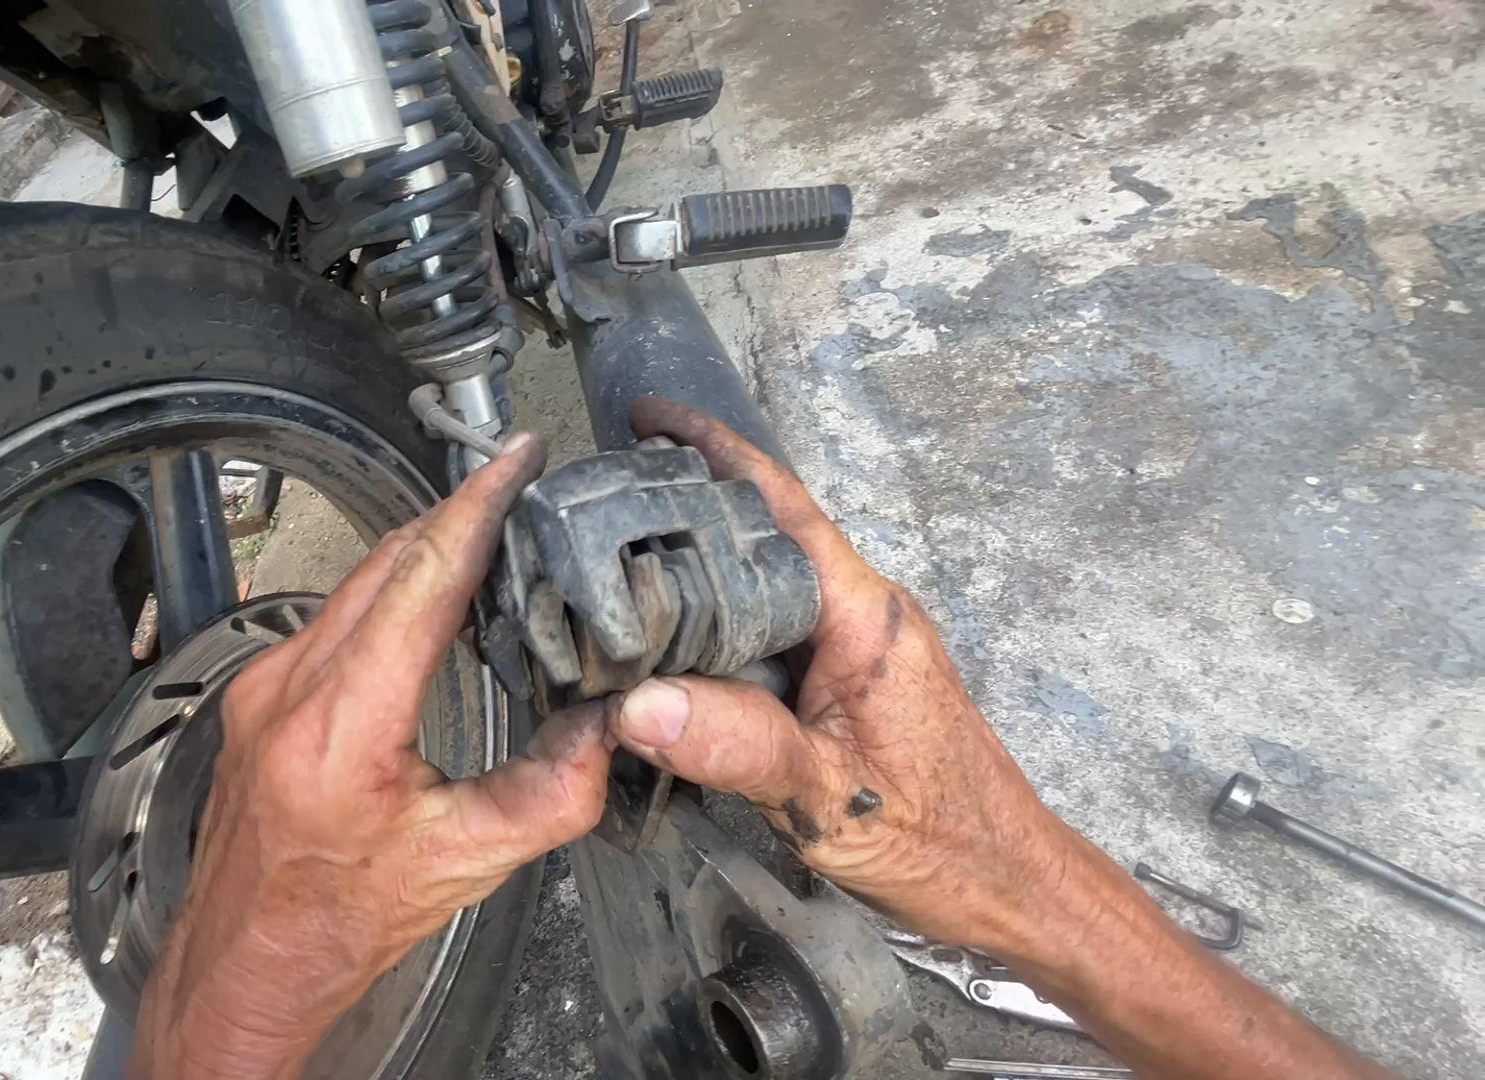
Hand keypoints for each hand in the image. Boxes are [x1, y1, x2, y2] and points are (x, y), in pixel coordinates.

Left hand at [133, 433, 611, 1078]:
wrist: (244, 961)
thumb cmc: (333, 921)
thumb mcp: (460, 864)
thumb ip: (548, 793)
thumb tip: (603, 724)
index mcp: (341, 723)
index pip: (420, 579)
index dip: (475, 508)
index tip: (513, 460)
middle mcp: (291, 685)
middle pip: (387, 561)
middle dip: (457, 514)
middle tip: (514, 486)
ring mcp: (266, 681)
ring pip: (359, 579)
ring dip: (424, 549)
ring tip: (487, 533)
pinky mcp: (261, 689)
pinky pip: (337, 610)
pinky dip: (392, 587)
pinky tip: (428, 595)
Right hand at [613, 398, 1077, 946]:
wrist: (1008, 884)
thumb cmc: (934, 840)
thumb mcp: (828, 799)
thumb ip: (738, 745)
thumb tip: (632, 705)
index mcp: (859, 612)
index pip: (780, 506)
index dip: (713, 451)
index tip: (646, 418)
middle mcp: (854, 606)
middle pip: (762, 527)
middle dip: (687, 492)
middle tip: (601, 489)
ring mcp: (847, 636)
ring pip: (758, 573)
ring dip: (692, 550)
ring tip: (610, 547)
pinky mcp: (837, 668)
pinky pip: (762, 616)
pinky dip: (708, 605)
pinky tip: (661, 626)